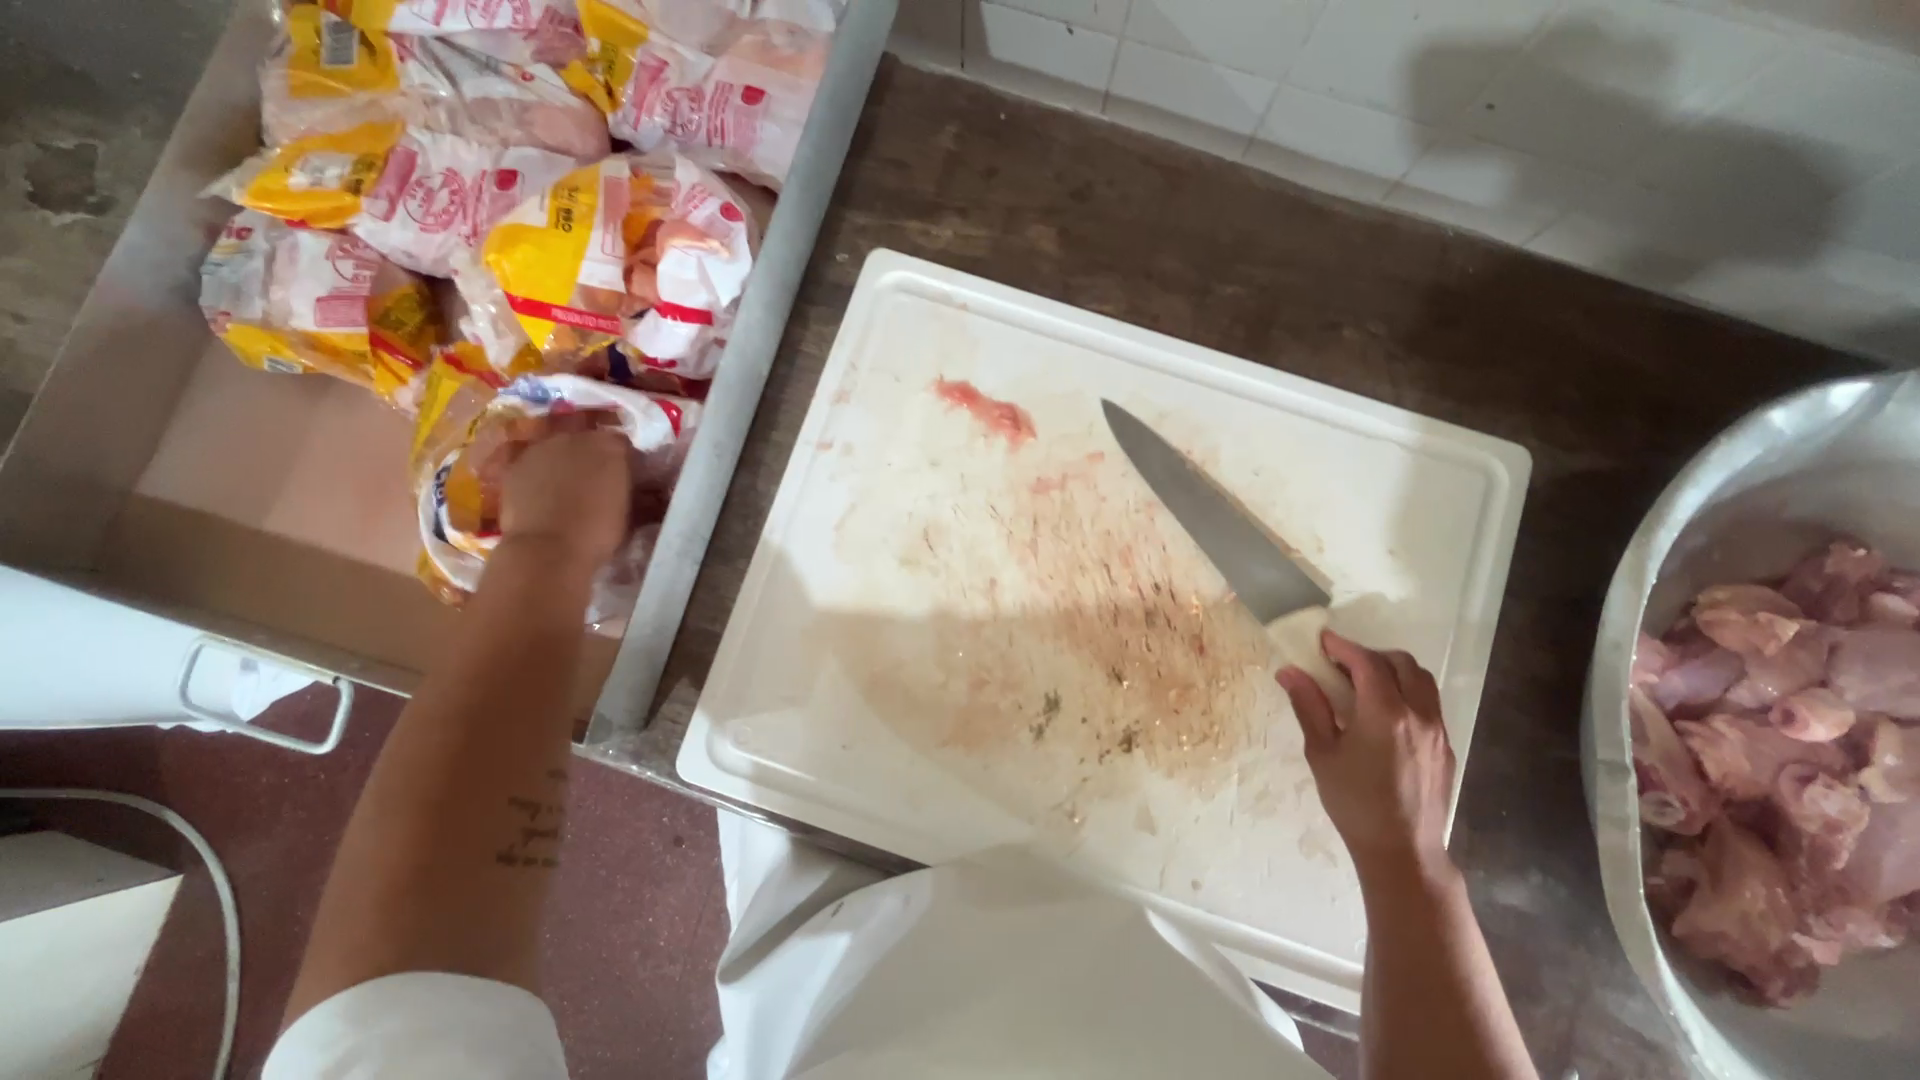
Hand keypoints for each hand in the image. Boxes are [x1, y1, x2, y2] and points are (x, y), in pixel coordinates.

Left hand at [498, 425, 632, 575]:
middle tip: (595, 485)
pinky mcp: (515, 465)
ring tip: (566, 493)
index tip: (625, 482)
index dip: (624, 463)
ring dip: (564, 465)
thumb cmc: (599, 532)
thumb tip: (638, 487)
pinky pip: (534, 466)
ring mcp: (541, 448)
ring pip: (558, 451)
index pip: (623, 445)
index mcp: (610, 445)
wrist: (548, 550)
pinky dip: (540, 477)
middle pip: (588, 442)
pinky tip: (542, 499)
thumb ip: (633, 489)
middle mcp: (575, 437)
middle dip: (593, 459)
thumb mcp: (631, 510)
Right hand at [1276, 630, 1457, 884]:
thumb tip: (1290, 672)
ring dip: (1393, 670)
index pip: (1366, 662)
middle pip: (1400, 662)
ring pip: (1421, 680)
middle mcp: (1418, 713)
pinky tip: (1384, 713)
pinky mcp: (1446, 746)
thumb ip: (1309, 706)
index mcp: (1385, 712)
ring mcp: (1438, 730)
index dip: (1342, 646)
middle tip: (1340, 664)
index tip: (1322, 642)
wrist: (1402, 850)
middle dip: (1369, 655)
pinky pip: (1429, 704)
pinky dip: (1406, 692)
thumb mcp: (1322, 753)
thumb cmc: (1354, 802)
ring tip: (1364, 684)